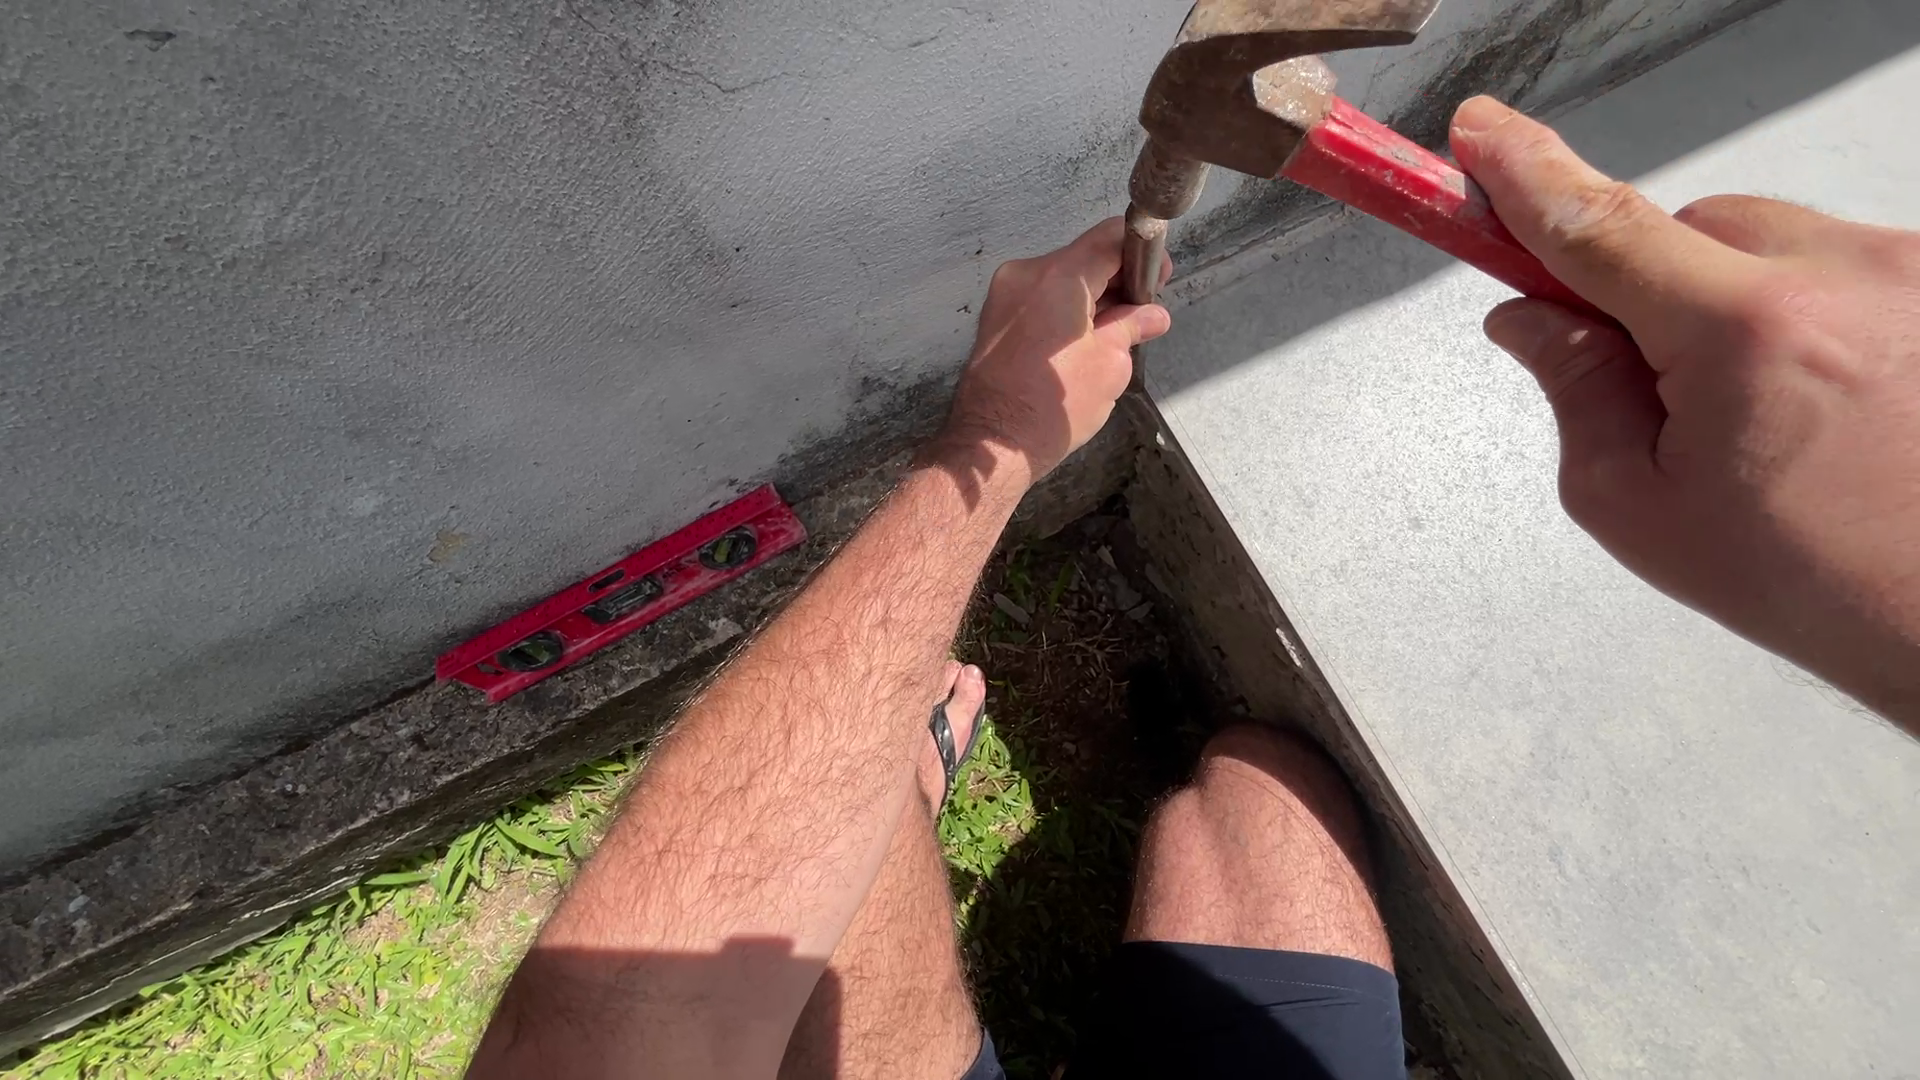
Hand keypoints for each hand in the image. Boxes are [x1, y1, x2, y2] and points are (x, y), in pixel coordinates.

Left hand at [935, 217, 1171, 483]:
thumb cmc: (1054, 407)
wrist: (993, 445)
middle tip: (1138, 318)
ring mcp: (1003, 298)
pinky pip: (1037, 304)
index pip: (1110, 239)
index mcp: (1057, 276)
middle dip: (1115, 284)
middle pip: (1082, 260)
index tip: (1157, 283)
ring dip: (1088, 303)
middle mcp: (1024, 276)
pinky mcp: (993, 323)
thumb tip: (1153, 316)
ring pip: (1059, 283)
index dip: (1141, 257)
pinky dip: (1062, 316)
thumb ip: (1132, 328)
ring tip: (1108, 341)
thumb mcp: (1110, 365)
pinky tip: (1077, 349)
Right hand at [1450, 96, 1919, 726]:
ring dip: (1710, 297)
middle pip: (1686, 224)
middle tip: (1617, 361)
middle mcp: (1850, 277)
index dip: (1524, 177)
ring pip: (1764, 240)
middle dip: (1629, 275)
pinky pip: (1835, 264)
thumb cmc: (1792, 574)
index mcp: (1744, 334)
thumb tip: (1525, 317)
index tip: (1476, 134)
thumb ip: (1574, 389)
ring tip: (1731, 403)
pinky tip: (1807, 393)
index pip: (1599, 231)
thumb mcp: (1628, 498)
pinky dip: (1785, 309)